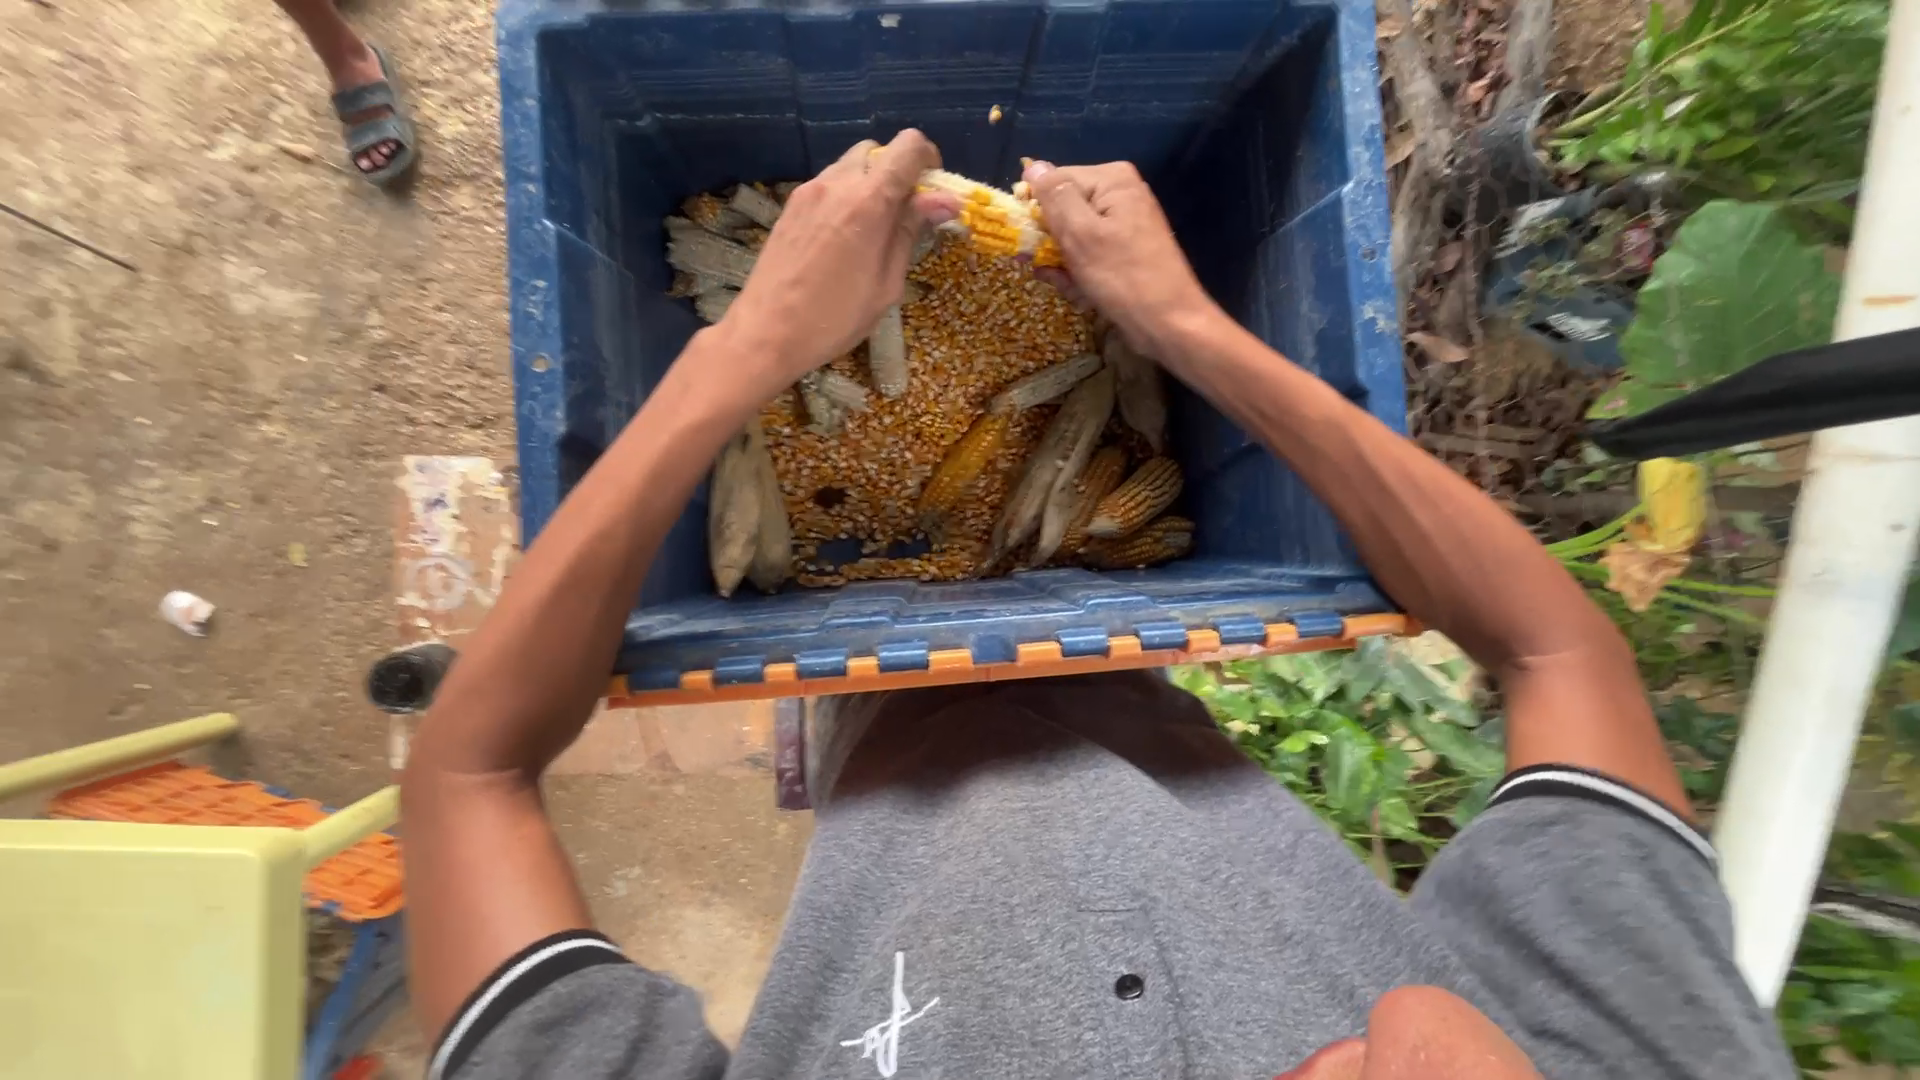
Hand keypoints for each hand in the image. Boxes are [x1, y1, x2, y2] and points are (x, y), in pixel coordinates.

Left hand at [718, 130, 948, 393]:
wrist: (766, 332)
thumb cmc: (835, 320)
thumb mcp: (886, 285)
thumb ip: (910, 233)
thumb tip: (945, 200)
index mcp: (868, 202)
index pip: (908, 147)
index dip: (928, 159)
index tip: (932, 190)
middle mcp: (837, 184)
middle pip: (877, 152)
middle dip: (897, 174)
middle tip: (903, 217)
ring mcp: (809, 192)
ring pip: (850, 167)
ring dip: (870, 186)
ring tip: (872, 233)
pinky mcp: (791, 205)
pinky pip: (829, 186)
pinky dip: (846, 198)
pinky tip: (844, 240)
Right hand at [1023, 159, 1222, 358]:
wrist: (1167, 322)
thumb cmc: (1122, 276)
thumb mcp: (1081, 233)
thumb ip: (1055, 197)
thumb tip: (1032, 165)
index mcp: (1111, 180)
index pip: (1054, 181)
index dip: (1036, 210)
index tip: (1026, 242)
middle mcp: (1118, 195)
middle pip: (1063, 212)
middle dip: (1052, 245)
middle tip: (1051, 271)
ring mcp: (1122, 225)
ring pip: (1072, 240)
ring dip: (1064, 267)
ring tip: (1073, 287)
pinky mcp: (1123, 253)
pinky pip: (1088, 258)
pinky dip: (1080, 277)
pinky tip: (1084, 296)